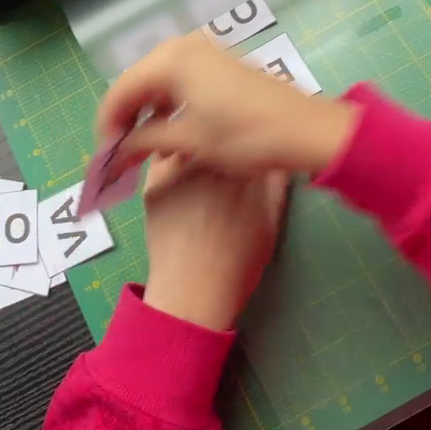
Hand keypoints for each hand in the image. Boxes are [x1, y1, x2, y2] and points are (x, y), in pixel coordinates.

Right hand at [98, 34, 359, 177]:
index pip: (122, 89)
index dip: (109, 123)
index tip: (105, 154)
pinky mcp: (223, 63)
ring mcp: (207, 52)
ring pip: (161, 81)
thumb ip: (144, 141)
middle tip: (121, 151)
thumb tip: (115, 152)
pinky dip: (172, 104)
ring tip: (147, 147)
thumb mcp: (188, 142)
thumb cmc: (245, 135)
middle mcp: (185, 46)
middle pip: (139, 81)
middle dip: (128, 116)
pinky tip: (174, 132)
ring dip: (150, 111)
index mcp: (171, 60)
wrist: (305, 129)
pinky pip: (183, 80)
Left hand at [141, 155, 288, 331]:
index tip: (246, 153)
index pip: (245, 140)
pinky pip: (161, 163)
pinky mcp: (153, 185)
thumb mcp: (270, 225)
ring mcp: (177, 173)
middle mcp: (209, 166)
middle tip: (219, 165)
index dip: (245, 144)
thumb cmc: (238, 264)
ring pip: (185, 144)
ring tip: (197, 175)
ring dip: (191, 148)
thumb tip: (278, 160)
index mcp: (243, 172)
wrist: (192, 293)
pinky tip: (178, 186)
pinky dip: (169, 166)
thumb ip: (276, 187)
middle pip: (213, 136)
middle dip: (218, 143)